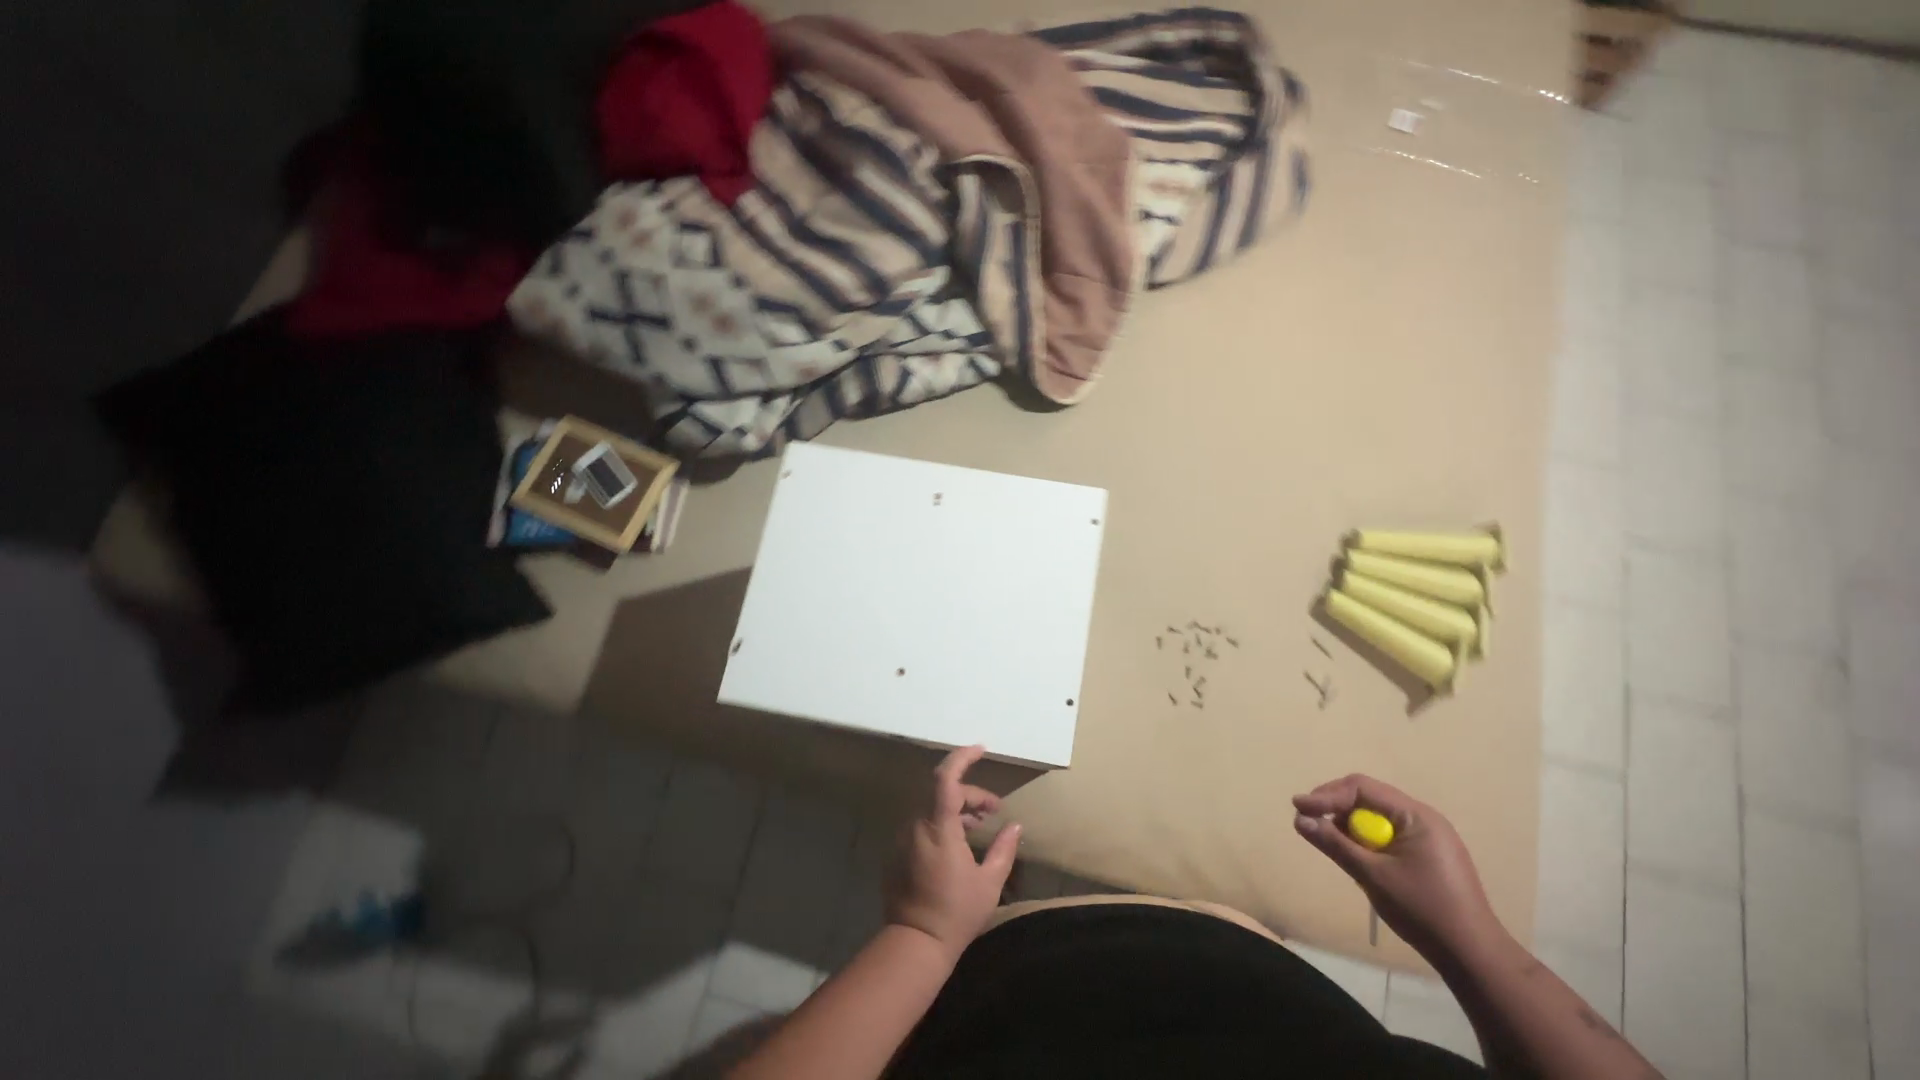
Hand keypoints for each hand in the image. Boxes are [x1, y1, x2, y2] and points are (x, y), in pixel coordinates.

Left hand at [886, 745, 1021, 957]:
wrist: (915, 943)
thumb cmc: (957, 913)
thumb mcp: (989, 882)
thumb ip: (1003, 849)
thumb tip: (1015, 826)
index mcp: (938, 828)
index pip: (946, 778)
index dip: (962, 758)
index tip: (981, 750)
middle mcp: (916, 826)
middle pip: (942, 792)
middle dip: (970, 794)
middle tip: (994, 810)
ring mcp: (903, 840)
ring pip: (931, 809)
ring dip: (956, 809)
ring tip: (979, 826)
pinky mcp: (898, 854)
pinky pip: (921, 826)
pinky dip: (941, 824)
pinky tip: (959, 843)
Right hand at [1292, 774, 1501, 959]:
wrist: (1472, 953)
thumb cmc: (1422, 910)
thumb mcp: (1372, 876)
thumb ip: (1335, 844)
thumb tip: (1299, 819)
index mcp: (1416, 815)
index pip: (1362, 788)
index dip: (1326, 795)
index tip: (1297, 808)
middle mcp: (1424, 818)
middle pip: (1369, 798)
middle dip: (1335, 807)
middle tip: (1307, 821)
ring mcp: (1429, 836)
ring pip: (1378, 817)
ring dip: (1350, 825)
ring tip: (1329, 841)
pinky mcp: (1428, 855)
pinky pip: (1389, 834)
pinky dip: (1367, 840)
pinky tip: (1356, 857)